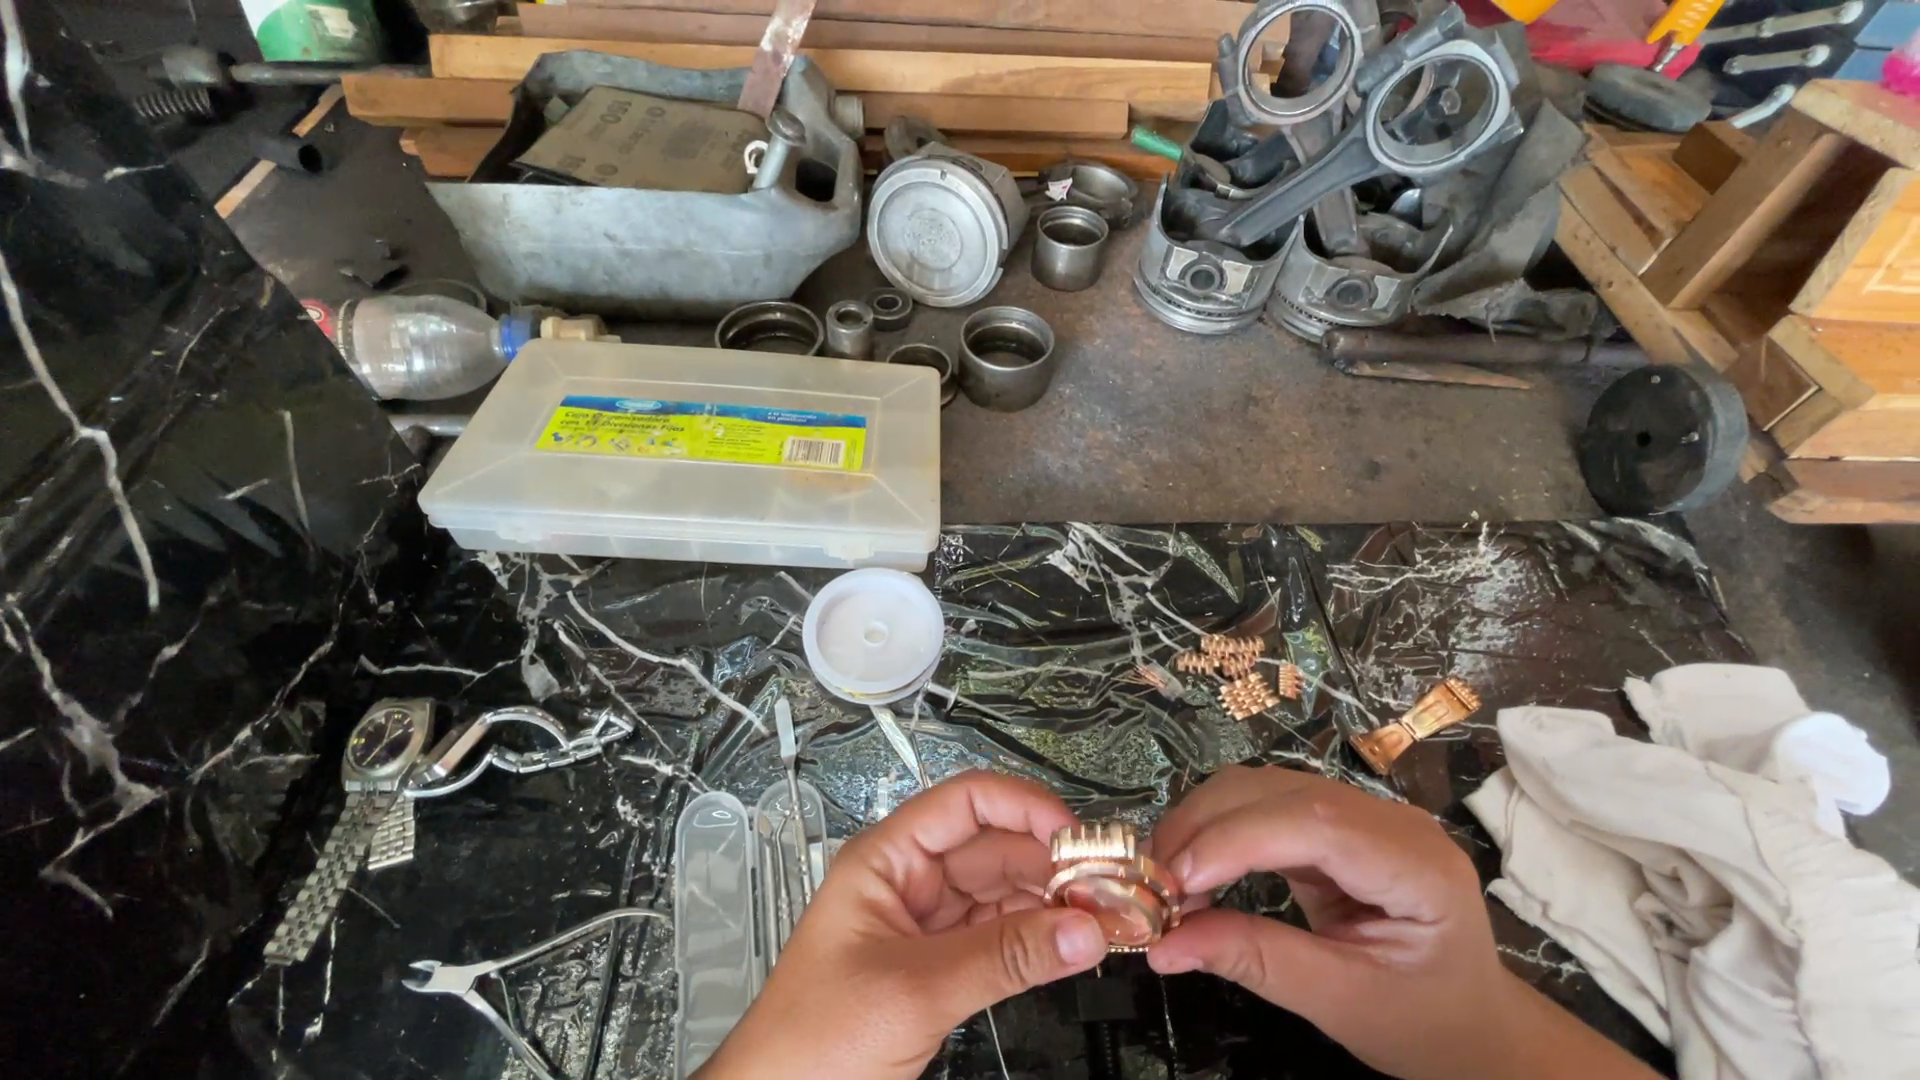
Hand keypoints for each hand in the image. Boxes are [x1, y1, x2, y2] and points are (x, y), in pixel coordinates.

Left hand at [696, 770, 1107, 1079]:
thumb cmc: (814, 1039)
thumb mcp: (913, 991)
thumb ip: (1002, 959)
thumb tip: (1081, 931)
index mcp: (888, 857)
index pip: (965, 802)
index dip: (1023, 807)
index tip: (1075, 836)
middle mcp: (911, 877)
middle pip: (993, 845)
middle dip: (1050, 861)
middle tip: (1106, 886)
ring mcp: (928, 920)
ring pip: (1002, 890)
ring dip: (1051, 900)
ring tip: (1102, 914)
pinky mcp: (941, 961)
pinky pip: (1000, 933)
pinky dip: (1037, 936)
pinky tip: (1071, 941)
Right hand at [1145, 765, 1657, 1079]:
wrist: (1475, 1025)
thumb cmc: (1427, 1025)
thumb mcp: (1344, 1005)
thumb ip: (1256, 962)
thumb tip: (1162, 947)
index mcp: (1415, 863)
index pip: (1313, 821)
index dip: (1235, 840)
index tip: (1174, 881)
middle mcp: (1386, 817)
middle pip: (1275, 790)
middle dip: (1203, 828)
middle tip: (1151, 888)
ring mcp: (1356, 811)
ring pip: (1255, 787)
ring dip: (1199, 824)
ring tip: (1166, 883)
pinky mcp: (1327, 820)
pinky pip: (1256, 806)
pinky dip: (1213, 831)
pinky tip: (1192, 870)